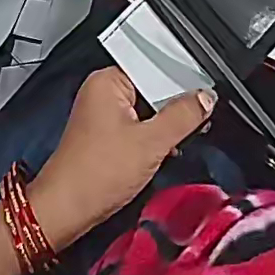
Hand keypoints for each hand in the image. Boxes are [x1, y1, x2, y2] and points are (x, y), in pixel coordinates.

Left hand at [30, 69, 214, 245]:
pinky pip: (138, 126)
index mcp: (107, 80)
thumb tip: (205, 99)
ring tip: (176, 141)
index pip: (155, 67)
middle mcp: (102, 91)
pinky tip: (163, 151)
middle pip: (152, 88)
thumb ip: (183, 116)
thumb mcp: (152, 142)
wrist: (69, 207)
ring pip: (147, 109)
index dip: (182, 81)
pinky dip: (153, 137)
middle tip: (195, 122)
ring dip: (165, 125)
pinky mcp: (106, 133)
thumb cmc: (96, 172)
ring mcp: (103, 113)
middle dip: (174, 107)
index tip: (204, 96)